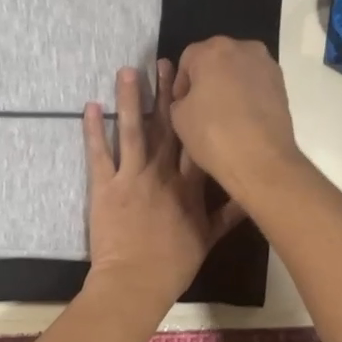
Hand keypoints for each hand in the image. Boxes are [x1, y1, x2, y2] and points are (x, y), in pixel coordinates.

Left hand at [83, 62, 244, 309]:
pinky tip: (91, 106)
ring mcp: (132, 178)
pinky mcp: (105, 187)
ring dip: (130, 99)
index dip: (195, 111)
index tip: (198, 84)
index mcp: (190, 186)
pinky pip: (99, 153)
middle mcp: (163, 174)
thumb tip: (250, 197)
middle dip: (166, 93)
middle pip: (166, 127)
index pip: (195, 140)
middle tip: (167, 62)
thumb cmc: (174, 265)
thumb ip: (229, 215)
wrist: (136, 280)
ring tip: (128, 70)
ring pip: (133, 130)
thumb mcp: (208, 240)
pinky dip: (93, 130)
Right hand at [169, 37, 304, 191]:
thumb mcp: (178, 118)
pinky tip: (243, 119)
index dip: (181, 84)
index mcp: (212, 50)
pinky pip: (255, 83)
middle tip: (201, 109)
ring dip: (228, 86)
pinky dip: (247, 95)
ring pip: (238, 70)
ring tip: (224, 115)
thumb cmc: (213, 135)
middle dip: (206, 80)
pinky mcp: (281, 83)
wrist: (261, 160)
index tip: (181, 107)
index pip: (187, 59)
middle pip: (216, 59)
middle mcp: (242, 48)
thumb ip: (180, 99)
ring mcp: (266, 64)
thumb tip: (190, 99)